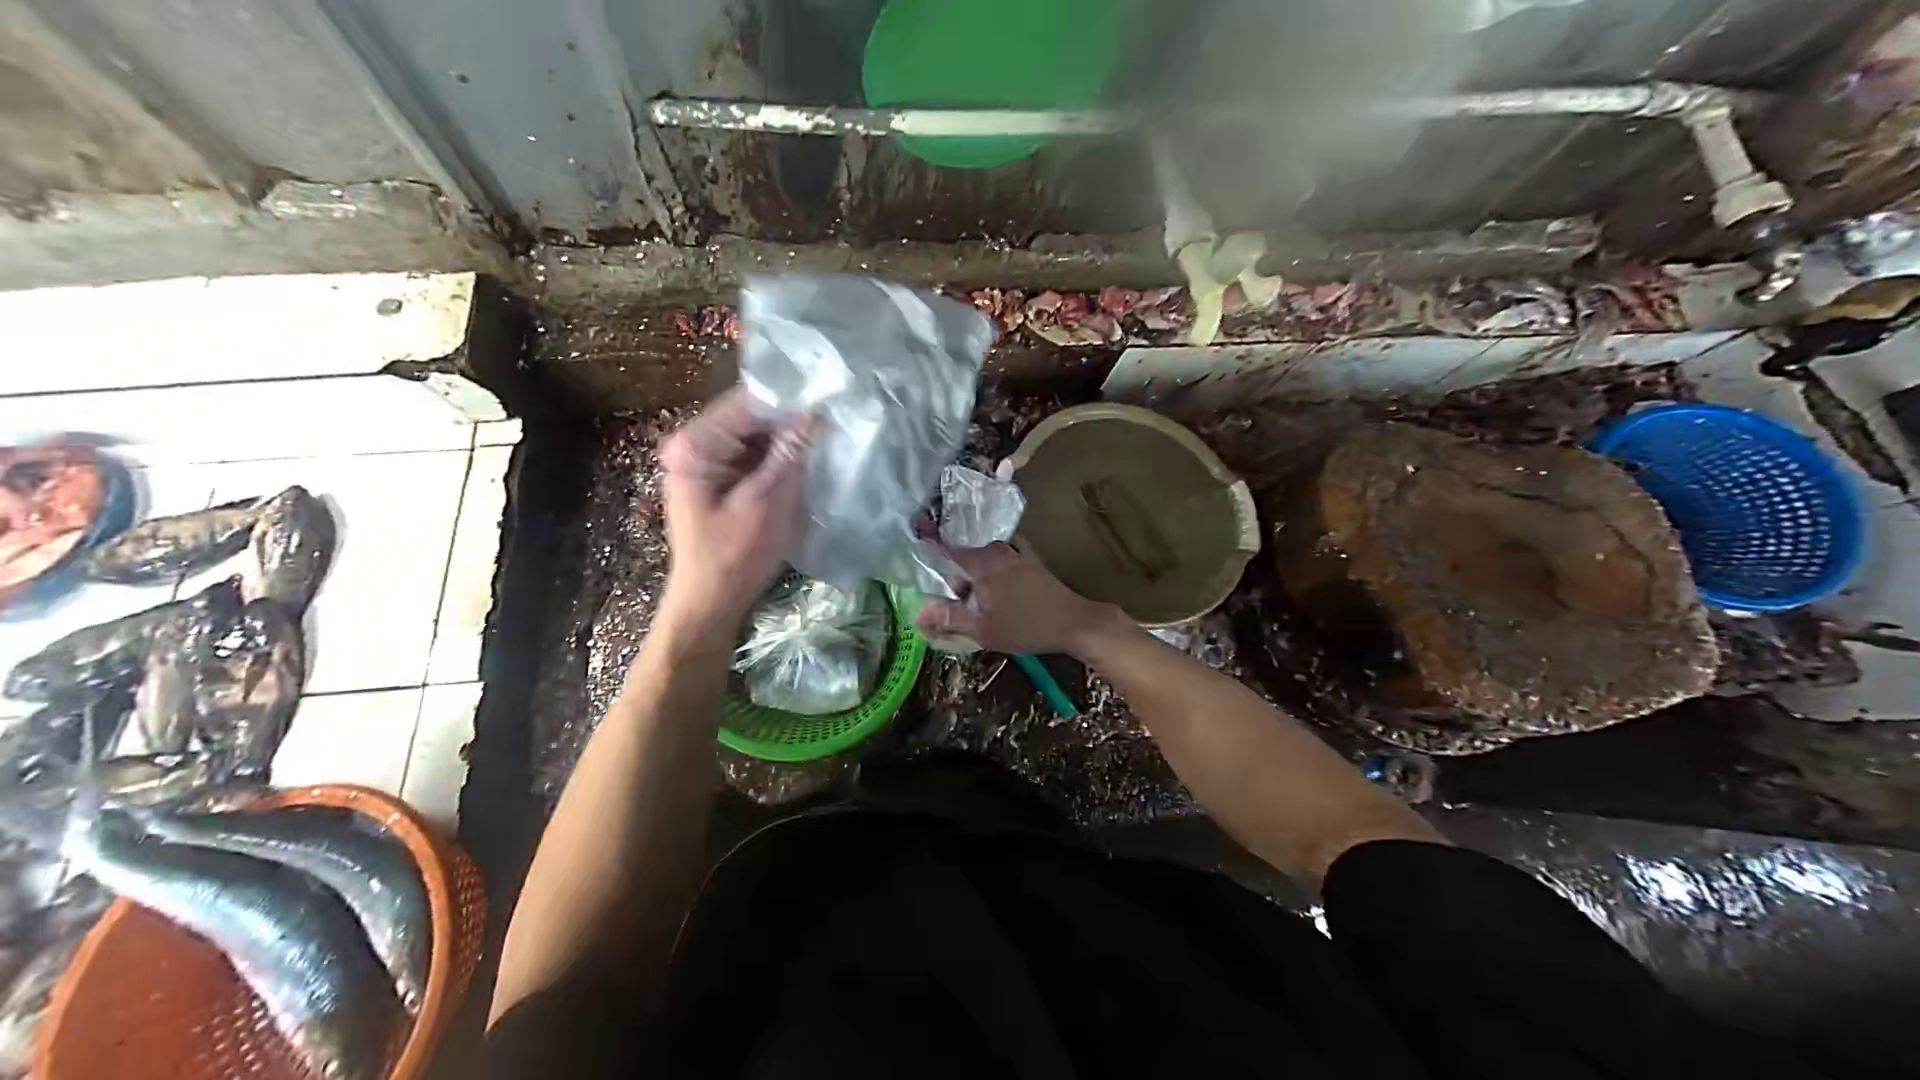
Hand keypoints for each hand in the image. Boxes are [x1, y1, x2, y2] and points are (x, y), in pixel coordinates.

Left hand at [657, 389, 813, 634]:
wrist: (710, 603)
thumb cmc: (735, 556)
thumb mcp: (767, 501)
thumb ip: (790, 453)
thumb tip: (816, 411)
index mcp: (695, 444)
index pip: (748, 402)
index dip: (790, 400)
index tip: (830, 398)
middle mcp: (693, 444)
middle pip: (750, 417)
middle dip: (790, 419)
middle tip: (834, 419)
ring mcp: (703, 461)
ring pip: (754, 435)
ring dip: (787, 438)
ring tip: (826, 435)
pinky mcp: (717, 478)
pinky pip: (752, 455)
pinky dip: (777, 457)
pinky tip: (805, 460)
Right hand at [914, 542, 1128, 656]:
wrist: (1075, 623)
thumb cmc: (1027, 627)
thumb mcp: (983, 629)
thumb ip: (950, 618)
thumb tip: (918, 613)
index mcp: (983, 563)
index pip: (949, 548)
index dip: (932, 548)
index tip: (920, 547)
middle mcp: (999, 551)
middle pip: (967, 555)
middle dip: (957, 574)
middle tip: (955, 600)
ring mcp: (1019, 554)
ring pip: (986, 557)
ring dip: (977, 572)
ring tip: (974, 598)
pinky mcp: (1032, 563)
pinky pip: (1004, 559)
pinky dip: (995, 569)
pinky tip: (997, 591)